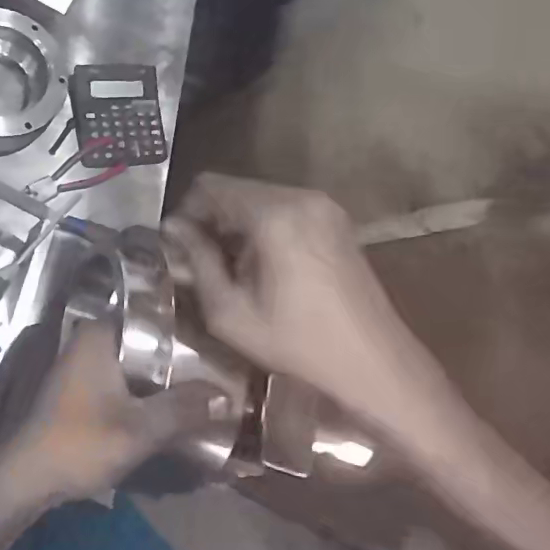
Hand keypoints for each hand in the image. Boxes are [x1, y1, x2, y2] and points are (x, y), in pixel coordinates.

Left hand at [0, 321, 225, 503]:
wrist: (30, 476)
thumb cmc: (81, 442)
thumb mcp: (139, 429)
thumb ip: (183, 408)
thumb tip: (228, 395)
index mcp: (99, 334)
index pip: (151, 315)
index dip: (186, 327)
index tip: (218, 339)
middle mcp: (90, 339)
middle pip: (146, 339)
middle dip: (179, 355)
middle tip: (218, 366)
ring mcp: (84, 362)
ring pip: (136, 360)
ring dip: (164, 375)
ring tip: (204, 385)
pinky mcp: (82, 386)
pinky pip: (124, 377)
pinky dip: (146, 388)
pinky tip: (171, 404)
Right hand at [162, 173, 456, 451]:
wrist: (376, 364)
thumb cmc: (297, 342)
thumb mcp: (230, 311)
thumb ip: (197, 260)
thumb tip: (173, 228)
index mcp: (274, 214)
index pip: (209, 186)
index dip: (187, 212)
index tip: (180, 247)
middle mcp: (300, 197)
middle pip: (234, 189)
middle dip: (212, 219)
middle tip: (202, 260)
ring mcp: (323, 205)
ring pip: (257, 197)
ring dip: (236, 223)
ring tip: (232, 266)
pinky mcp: (335, 218)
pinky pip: (283, 207)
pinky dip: (262, 225)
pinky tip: (263, 264)